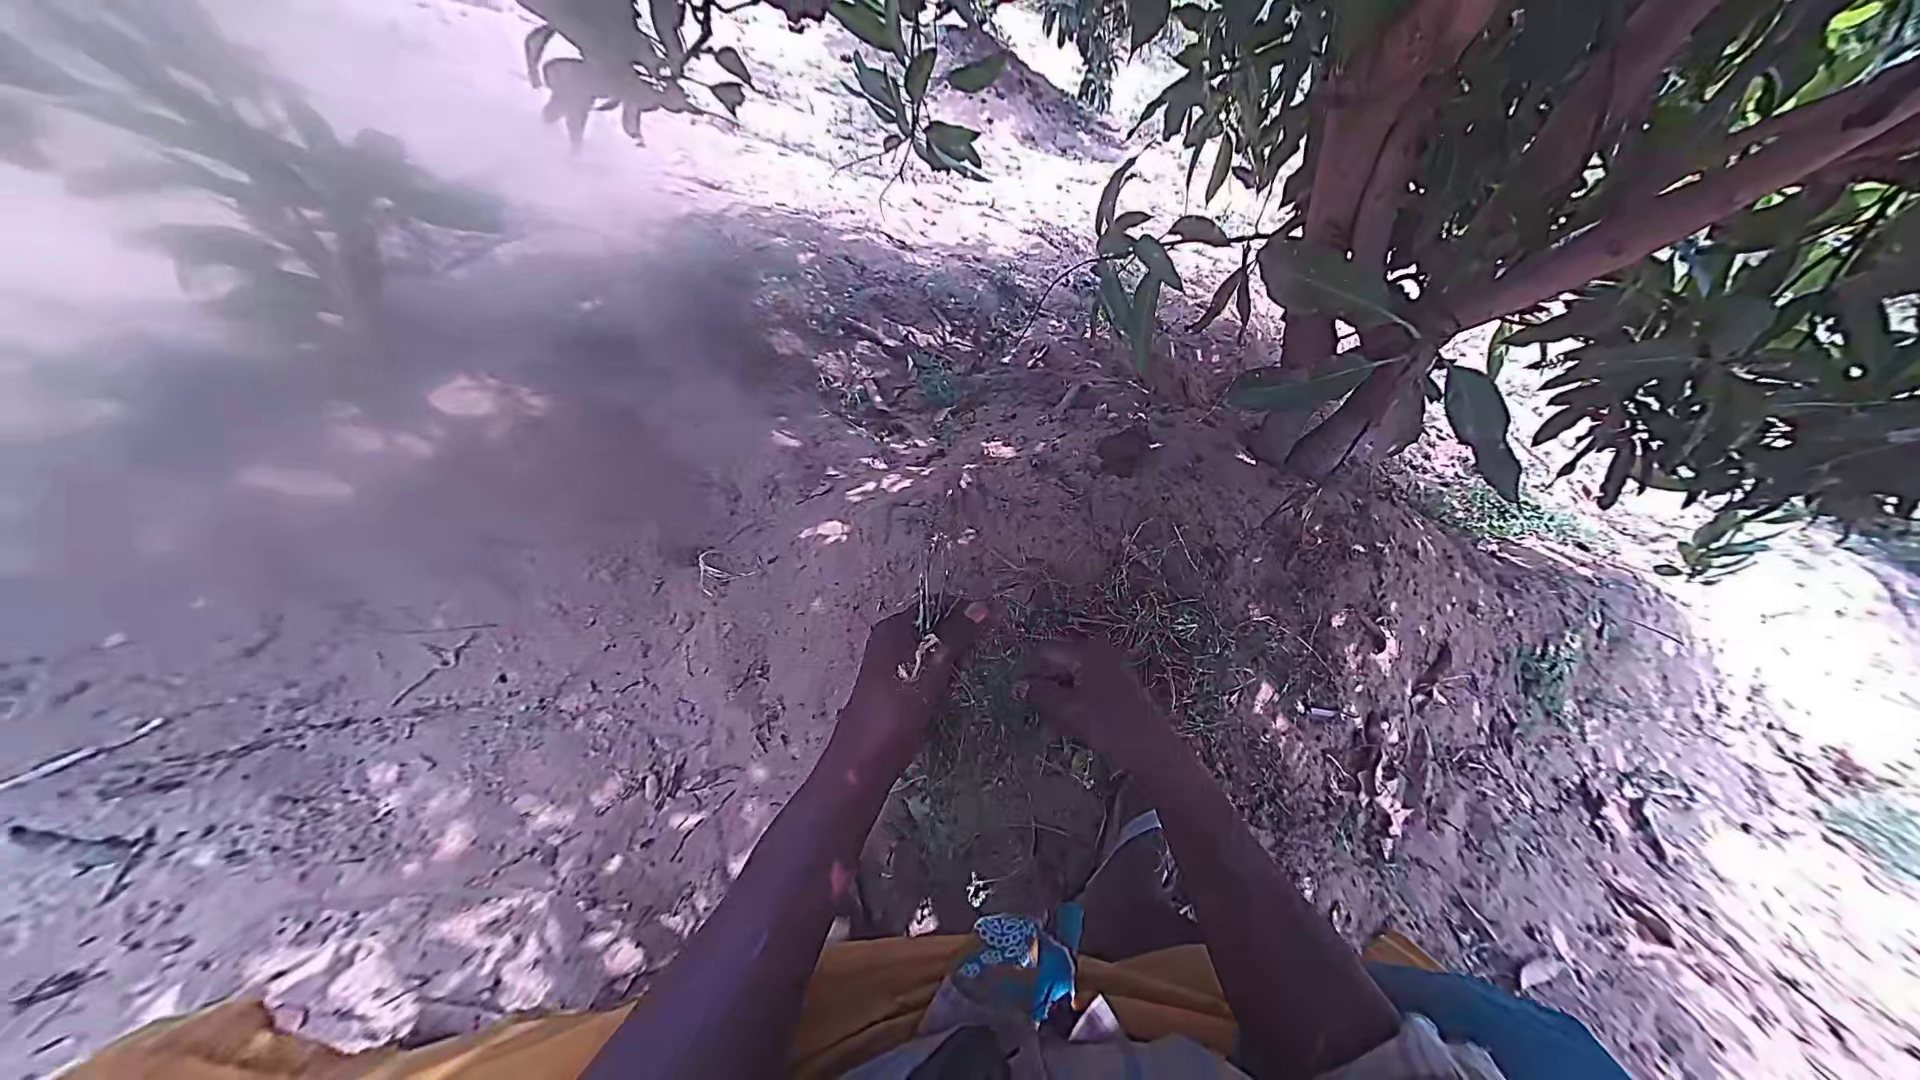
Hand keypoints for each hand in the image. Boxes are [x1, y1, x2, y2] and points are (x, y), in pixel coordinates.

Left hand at [829, 599, 989, 776]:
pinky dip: (941, 679)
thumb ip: (958, 634)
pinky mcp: (897, 686)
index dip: (964, 613)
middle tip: (968, 663)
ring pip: (934, 651)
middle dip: (959, 642)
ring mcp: (892, 663)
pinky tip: (945, 695)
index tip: (987, 629)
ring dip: (952, 663)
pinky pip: (927, 671)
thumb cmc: (898, 709)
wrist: (867, 759)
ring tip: (955, 683)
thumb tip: (984, 606)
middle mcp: (890, 639)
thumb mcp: (934, 666)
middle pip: (937, 627)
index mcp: (894, 627)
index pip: (937, 603)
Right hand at [1020, 638, 1185, 776]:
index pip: (1046, 651)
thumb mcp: (1066, 709)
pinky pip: (1087, 692)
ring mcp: (1112, 673)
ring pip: (1073, 682)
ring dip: (1056, 702)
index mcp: (1087, 652)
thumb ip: (1039, 693)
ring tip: (1047, 729)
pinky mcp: (1119, 691)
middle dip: (1042, 688)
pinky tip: (1066, 729)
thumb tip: (1017, 686)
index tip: (1015, 693)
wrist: (1152, 750)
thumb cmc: (1108, 724)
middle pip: (1060, 665)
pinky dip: (1073, 707)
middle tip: (1029, 711)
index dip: (1027, 671)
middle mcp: (1100, 656)